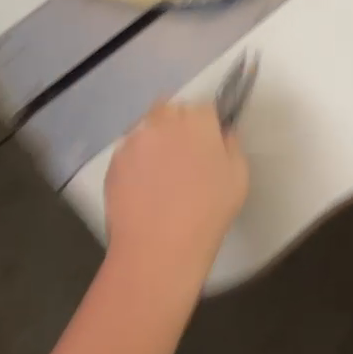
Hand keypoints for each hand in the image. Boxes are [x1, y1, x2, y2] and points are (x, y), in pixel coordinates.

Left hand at [103, 103, 248, 282]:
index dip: (208, 125)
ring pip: (147, 127)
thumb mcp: (238, 176)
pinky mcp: (113, 161)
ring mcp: (134, 140)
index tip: (210, 144)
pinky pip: (130, 150)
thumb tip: (222, 135)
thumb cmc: (208, 211)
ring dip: (156, 138)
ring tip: (162, 170)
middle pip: (172, 109)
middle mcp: (163, 122)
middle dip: (179, 124)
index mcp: (197, 121)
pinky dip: (138, 159)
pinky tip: (145, 184)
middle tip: (186, 153)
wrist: (159, 246)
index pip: (204, 107)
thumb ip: (231, 145)